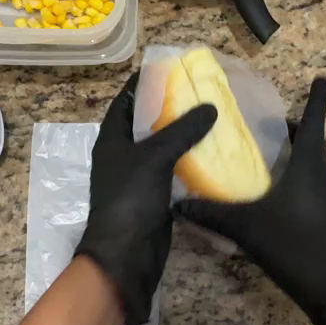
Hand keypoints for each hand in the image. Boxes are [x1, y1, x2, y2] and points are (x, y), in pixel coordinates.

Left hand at [76, 73, 216, 324]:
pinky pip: (173, 171)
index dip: (143, 84)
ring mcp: (138, 178)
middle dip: (169, 108)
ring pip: (162, 148)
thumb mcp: (155, 157)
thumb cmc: (130, 199)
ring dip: (182, 135)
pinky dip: (189, 161)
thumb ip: (182, 130)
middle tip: (198, 92)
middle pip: (145, 124)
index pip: (125, 102)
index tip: (168, 69)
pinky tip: (213, 153)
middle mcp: (122, 156)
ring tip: (211, 117)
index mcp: (112, 140)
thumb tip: (210, 107)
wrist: (126, 255)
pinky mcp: (155, 197)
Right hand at [177, 77, 325, 324]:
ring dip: (295, 154)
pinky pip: (309, 187)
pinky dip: (293, 178)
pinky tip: (271, 193)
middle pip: (313, 143)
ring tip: (267, 149)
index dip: (317, 99)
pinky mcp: (325, 221)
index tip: (321, 78)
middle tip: (272, 118)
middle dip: (297, 128)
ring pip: (311, 167)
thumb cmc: (298, 248)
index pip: (314, 123)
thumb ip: (212, 215)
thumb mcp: (249, 228)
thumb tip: (176, 204)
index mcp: (309, 168)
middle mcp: (321, 179)